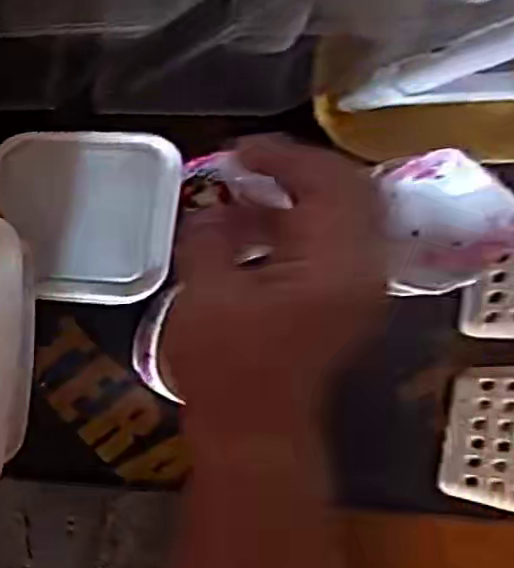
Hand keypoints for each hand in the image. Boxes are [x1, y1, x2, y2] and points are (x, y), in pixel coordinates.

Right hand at [164, 136, 385, 425]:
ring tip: (234, 190)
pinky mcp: (330, 300)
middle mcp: (360, 269)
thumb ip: (211, 243)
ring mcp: (350, 287)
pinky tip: (242, 228)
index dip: (287, 160)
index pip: (333, 189)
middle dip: (294, 173)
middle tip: (240, 162)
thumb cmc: (225, 361)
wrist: (250, 419)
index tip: (238, 148)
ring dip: (288, 199)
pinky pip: (319, 246)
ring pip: (335, 221)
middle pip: (346, 199)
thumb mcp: (206, 295)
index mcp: (336, 265)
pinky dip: (285, 226)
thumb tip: (210, 210)